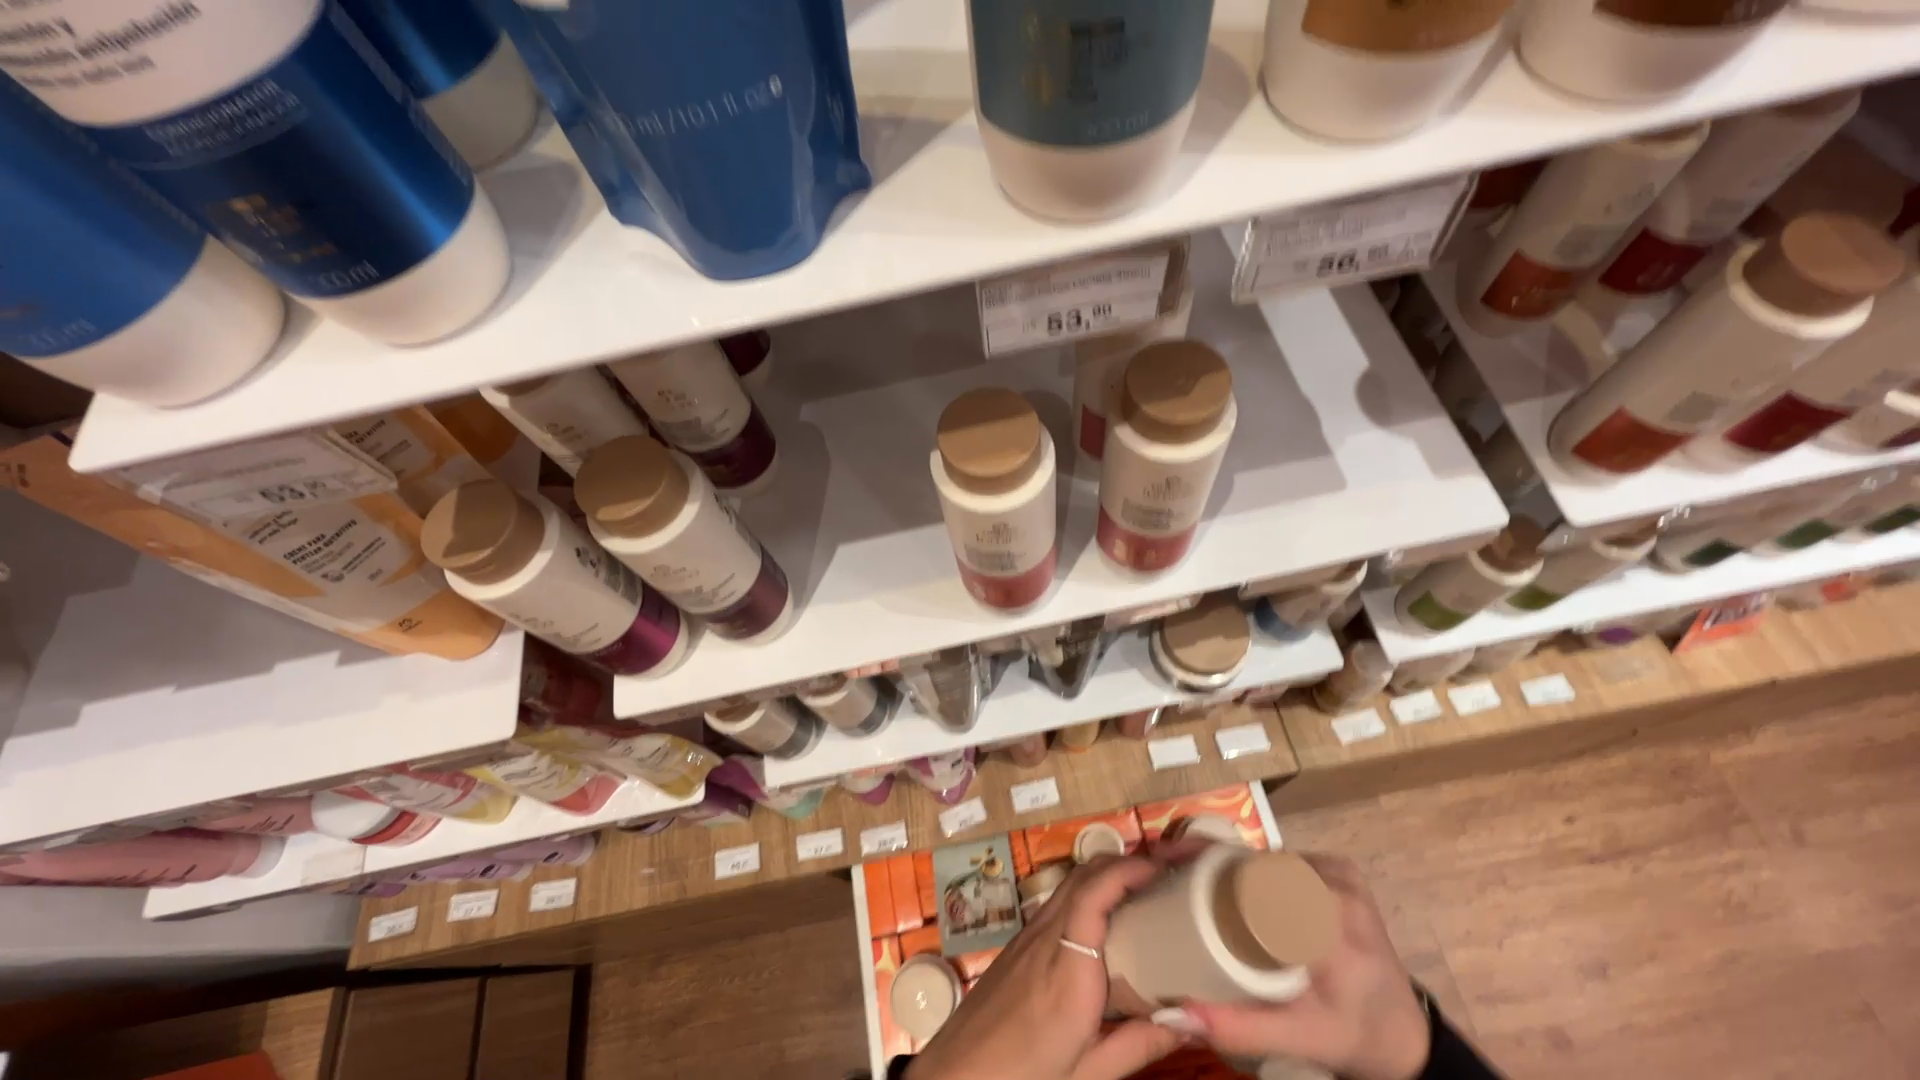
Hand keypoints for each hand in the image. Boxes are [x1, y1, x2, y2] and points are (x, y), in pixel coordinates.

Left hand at [907, 855, 1187, 1079]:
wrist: (956, 1074)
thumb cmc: (1022, 1072)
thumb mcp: (1087, 1072)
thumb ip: (1138, 1044)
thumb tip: (1194, 1022)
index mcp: (1066, 967)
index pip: (1093, 894)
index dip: (1129, 869)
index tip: (1166, 866)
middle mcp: (1044, 937)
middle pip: (1082, 876)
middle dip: (1126, 861)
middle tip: (1169, 868)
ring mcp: (1027, 936)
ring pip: (1069, 885)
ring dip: (1106, 874)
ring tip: (1147, 885)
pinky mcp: (1018, 944)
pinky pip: (1058, 903)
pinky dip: (1088, 893)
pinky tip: (1109, 916)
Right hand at [1171, 852, 1430, 1079]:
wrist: (1404, 1034)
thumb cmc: (1352, 1034)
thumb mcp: (1299, 1038)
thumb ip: (1238, 1027)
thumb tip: (1172, 1012)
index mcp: (1333, 919)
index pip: (1257, 875)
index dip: (1205, 864)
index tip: (1162, 864)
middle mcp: (1338, 884)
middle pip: (1257, 859)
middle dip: (1206, 858)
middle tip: (1160, 866)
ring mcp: (1341, 872)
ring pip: (1268, 854)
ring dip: (1224, 859)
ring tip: (1178, 868)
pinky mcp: (1339, 871)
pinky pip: (1281, 859)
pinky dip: (1248, 865)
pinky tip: (1218, 875)